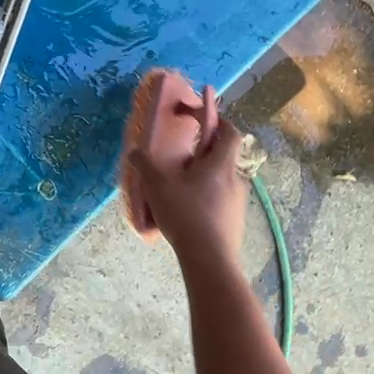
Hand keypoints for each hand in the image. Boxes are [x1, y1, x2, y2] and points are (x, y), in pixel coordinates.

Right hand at [128, 73, 246, 258]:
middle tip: (182, 154)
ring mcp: (238, 201)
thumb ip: (144, 164)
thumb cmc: (185, 214)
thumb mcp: (157, 185)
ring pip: (220, 178)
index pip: (228, 130)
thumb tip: (135, 150)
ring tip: (179, 187)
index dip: (215, 118)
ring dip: (203, 175)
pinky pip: (220, 199)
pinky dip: (205, 196)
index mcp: (220, 163)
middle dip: (204, 149)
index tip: (197, 114)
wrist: (210, 260)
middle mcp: (235, 178)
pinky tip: (186, 211)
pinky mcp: (235, 221)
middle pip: (224, 154)